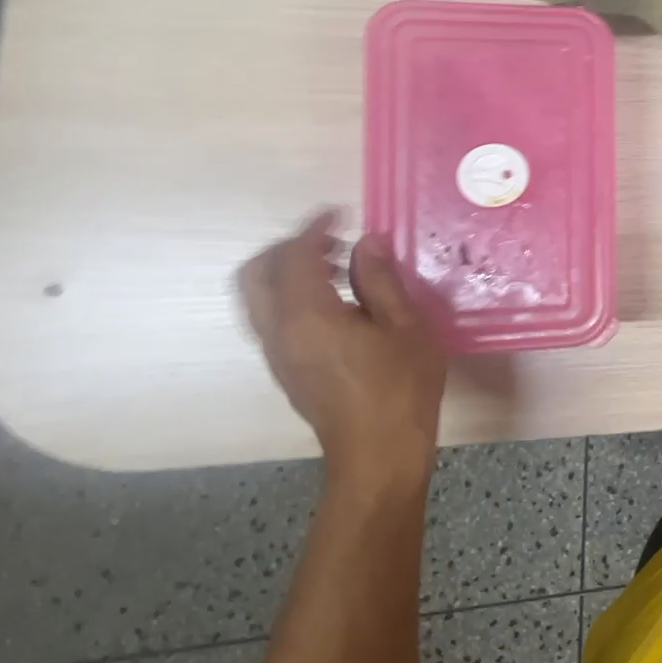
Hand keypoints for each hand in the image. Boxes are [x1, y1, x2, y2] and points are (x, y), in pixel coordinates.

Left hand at [238, 210, 446, 489]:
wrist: (378, 449)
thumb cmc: (402, 384)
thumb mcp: (406, 326)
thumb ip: (381, 280)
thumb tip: (368, 242)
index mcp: (308, 316)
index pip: (294, 258)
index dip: (314, 229)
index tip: (339, 213)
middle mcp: (279, 331)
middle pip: (255, 275)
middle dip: (287, 249)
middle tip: (331, 241)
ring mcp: (277, 353)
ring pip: (258, 298)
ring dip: (287, 272)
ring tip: (336, 268)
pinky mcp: (286, 368)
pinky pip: (272, 318)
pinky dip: (292, 295)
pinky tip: (338, 303)